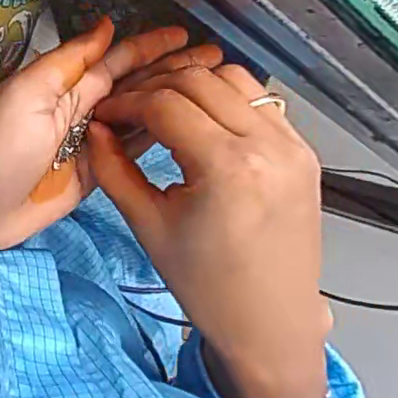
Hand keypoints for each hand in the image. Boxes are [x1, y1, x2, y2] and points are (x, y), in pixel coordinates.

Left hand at [0, 19, 218, 315]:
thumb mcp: (26, 92)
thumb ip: (68, 61)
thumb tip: (105, 26)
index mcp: (62, 86)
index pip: (115, 60)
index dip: (149, 46)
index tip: (187, 35)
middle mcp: (80, 111)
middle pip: (134, 86)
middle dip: (171, 71)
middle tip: (218, 61)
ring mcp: (90, 144)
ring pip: (137, 117)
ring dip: (171, 102)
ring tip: (215, 90)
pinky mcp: (96, 175)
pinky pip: (130, 152)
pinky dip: (156, 137)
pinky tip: (189, 128)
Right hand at [88, 64, 330, 397]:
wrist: (269, 318)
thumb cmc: (204, 282)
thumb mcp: (147, 224)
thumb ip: (114, 169)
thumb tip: (94, 129)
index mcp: (228, 167)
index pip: (165, 104)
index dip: (125, 103)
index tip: (103, 113)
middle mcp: (268, 145)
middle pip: (199, 80)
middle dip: (153, 86)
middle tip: (125, 107)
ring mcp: (293, 145)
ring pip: (234, 78)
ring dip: (190, 84)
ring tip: (159, 108)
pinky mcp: (303, 151)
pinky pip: (259, 101)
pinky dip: (223, 99)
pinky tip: (198, 121)